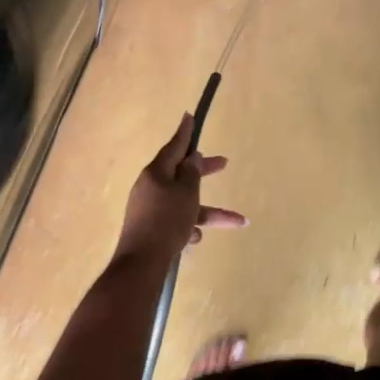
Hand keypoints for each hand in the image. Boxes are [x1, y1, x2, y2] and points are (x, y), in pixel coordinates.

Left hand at [114, 113, 245, 266]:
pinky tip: (194, 239)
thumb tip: (191, 157)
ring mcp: (149, 209)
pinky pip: (176, 222)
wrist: (141, 263)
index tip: (190, 116)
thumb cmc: (167, 221)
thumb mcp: (186, 193)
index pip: (174, 147)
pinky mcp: (151, 229)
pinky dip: (188, 228)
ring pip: (185, 204)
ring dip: (209, 212)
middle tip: (224, 163)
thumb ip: (192, 173)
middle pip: (181, 174)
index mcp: (156, 173)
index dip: (185, 133)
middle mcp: (151, 187)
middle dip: (204, 172)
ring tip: (238, 221)